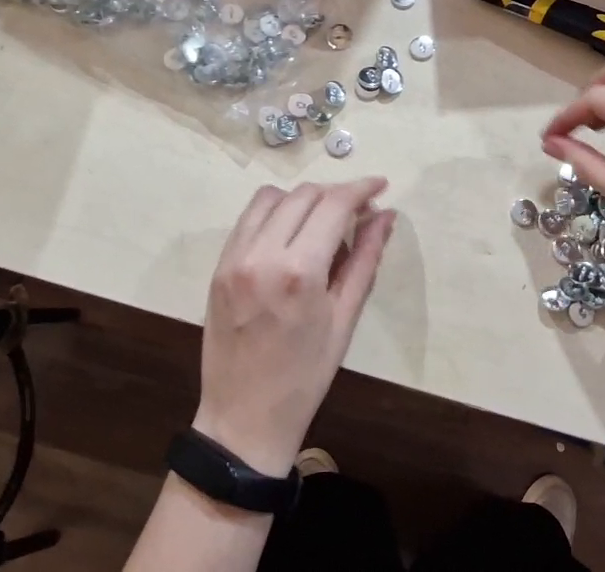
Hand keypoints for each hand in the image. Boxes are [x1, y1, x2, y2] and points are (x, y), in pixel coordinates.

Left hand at [192, 179, 395, 475]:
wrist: (243, 418)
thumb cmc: (305, 376)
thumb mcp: (344, 319)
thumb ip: (365, 259)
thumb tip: (385, 216)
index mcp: (299, 271)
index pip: (334, 204)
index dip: (361, 189)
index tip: (381, 186)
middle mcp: (262, 254)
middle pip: (304, 195)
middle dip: (336, 194)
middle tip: (358, 212)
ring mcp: (234, 258)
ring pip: (272, 198)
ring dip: (303, 199)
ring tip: (323, 221)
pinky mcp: (218, 266)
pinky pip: (248, 219)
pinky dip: (274, 213)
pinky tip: (292, 233)